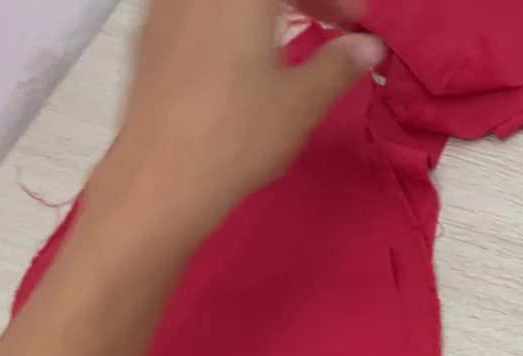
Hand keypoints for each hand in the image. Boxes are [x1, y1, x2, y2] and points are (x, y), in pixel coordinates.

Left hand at [87, 0, 383, 241]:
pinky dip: (232, 16)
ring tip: (290, 36)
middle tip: (331, 26)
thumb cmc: (243, 134)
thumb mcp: (303, 102)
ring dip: (266, 7)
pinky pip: (200, 7)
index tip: (359, 24)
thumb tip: (370, 44)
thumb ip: (339, 65)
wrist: (167, 171)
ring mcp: (168, 2)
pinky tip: (245, 50)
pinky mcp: (152, 28)